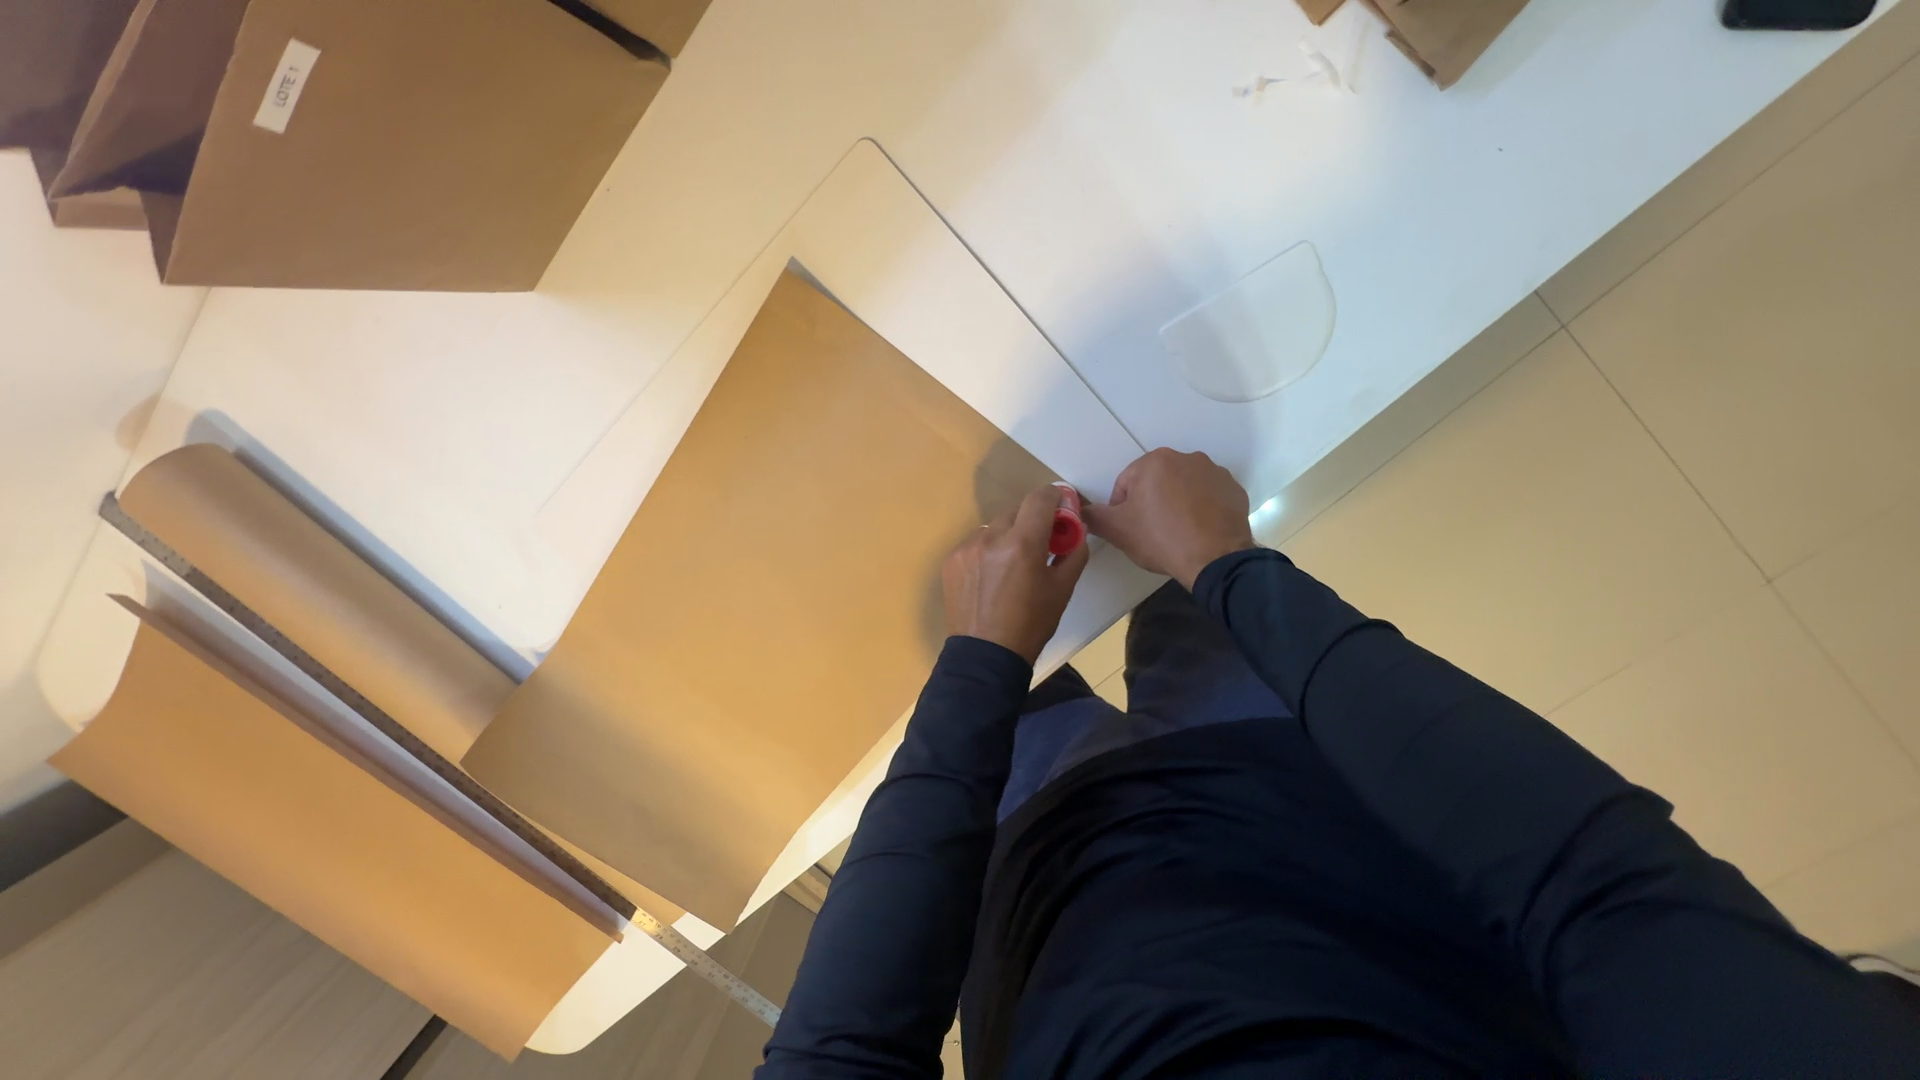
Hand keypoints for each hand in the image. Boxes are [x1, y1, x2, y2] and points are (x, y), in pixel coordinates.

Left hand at [943, 485, 1090, 663]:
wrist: (986, 656)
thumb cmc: (1031, 625)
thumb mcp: (1062, 589)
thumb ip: (1073, 552)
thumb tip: (1076, 530)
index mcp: (1022, 544)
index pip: (1040, 498)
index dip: (1055, 497)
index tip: (1061, 506)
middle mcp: (991, 537)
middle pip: (1017, 510)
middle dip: (1032, 520)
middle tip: (1041, 541)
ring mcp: (967, 548)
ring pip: (994, 526)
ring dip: (1008, 535)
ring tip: (1013, 564)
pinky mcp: (951, 560)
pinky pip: (975, 543)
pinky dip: (987, 551)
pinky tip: (992, 576)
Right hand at [1083, 448, 1256, 589]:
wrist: (1215, 559)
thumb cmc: (1161, 538)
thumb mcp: (1117, 530)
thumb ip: (1094, 516)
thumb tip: (1082, 511)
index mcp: (1154, 461)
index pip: (1126, 484)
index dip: (1123, 509)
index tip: (1130, 530)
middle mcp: (1186, 458)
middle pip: (1157, 482)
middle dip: (1152, 503)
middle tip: (1153, 532)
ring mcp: (1214, 472)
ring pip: (1184, 487)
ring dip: (1178, 504)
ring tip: (1178, 533)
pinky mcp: (1234, 490)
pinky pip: (1210, 497)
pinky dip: (1203, 509)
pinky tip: (1199, 531)